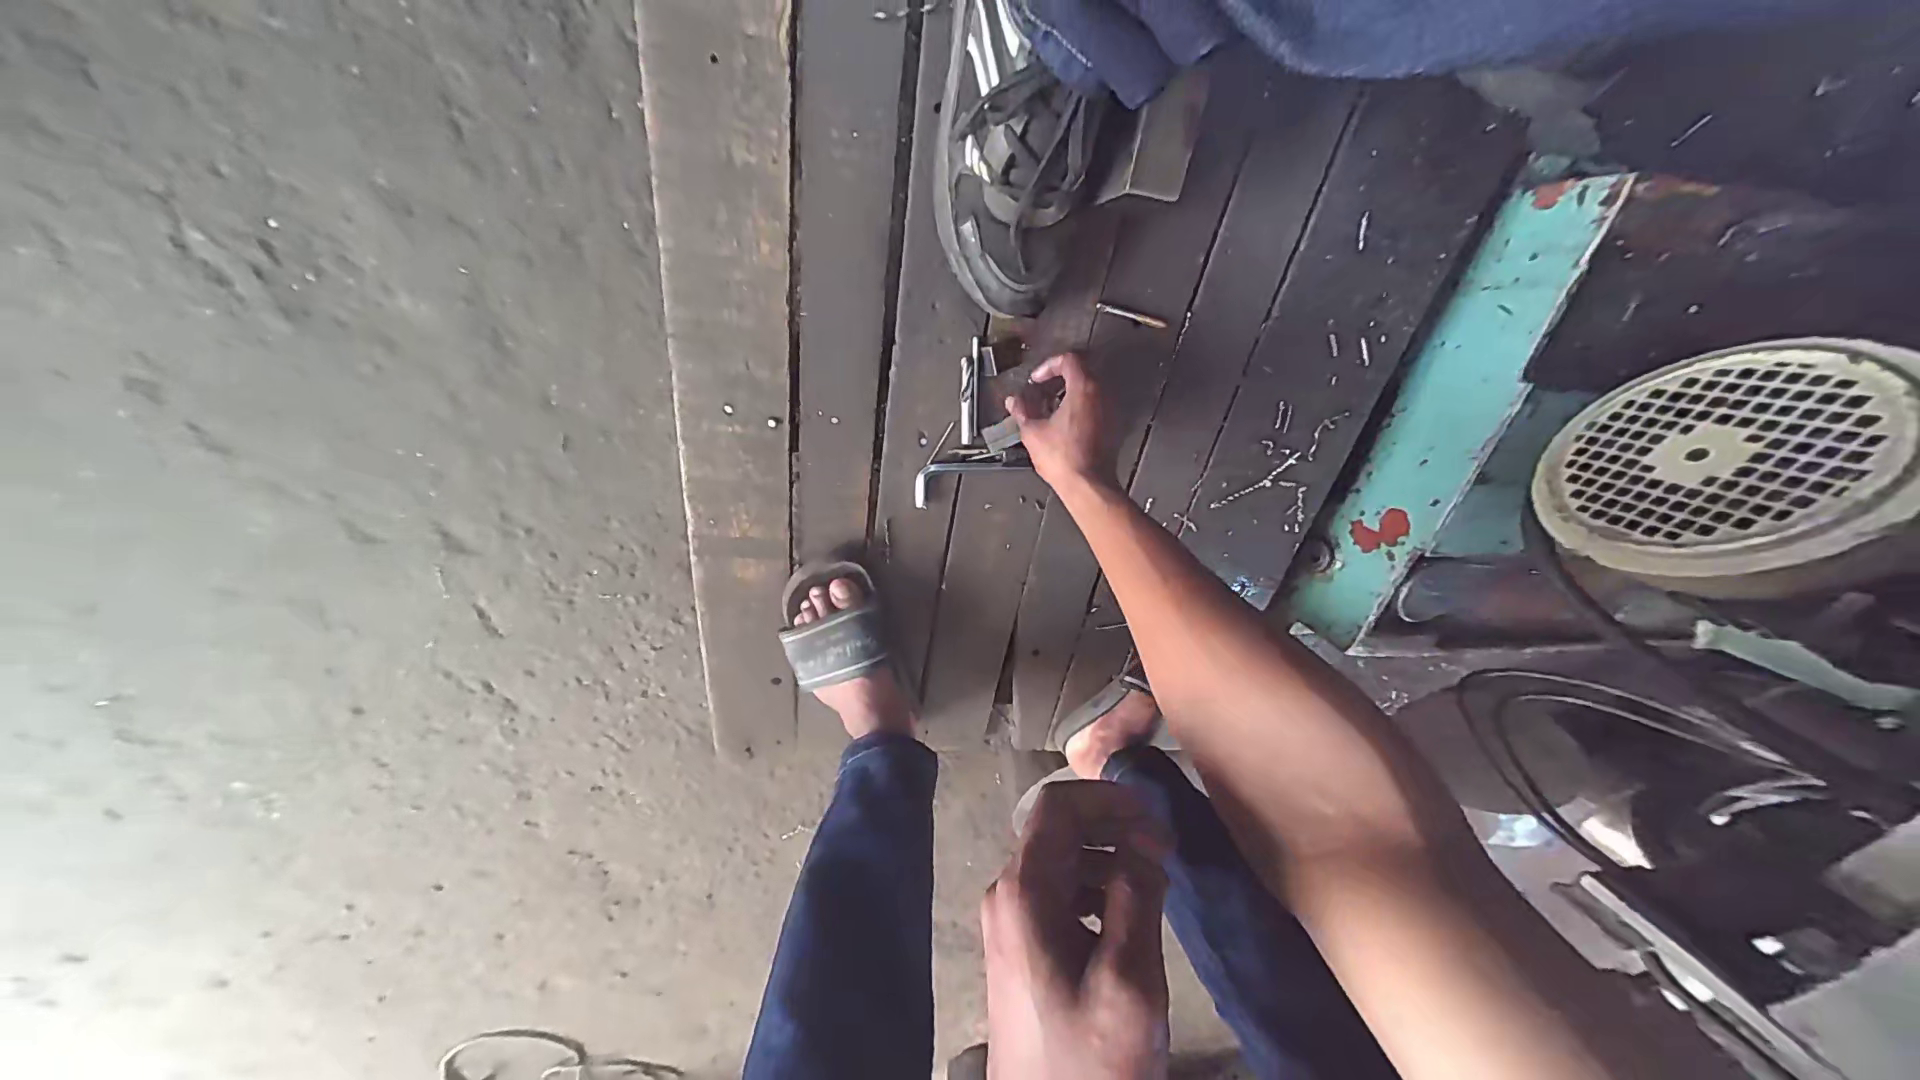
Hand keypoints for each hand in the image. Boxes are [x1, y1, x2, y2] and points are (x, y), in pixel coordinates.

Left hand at [982, 780, 1171, 1079]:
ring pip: (1059, 858)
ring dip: (1106, 854)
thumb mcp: (1127, 983)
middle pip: (1057, 829)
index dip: (1104, 798)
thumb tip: (1142, 841)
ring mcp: (1010, 918)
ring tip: (1153, 876)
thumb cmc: (1089, 1062)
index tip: (1152, 816)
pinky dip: (1094, 884)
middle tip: (1163, 846)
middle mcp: (1007, 892)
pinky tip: (1126, 909)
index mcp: (1024, 891)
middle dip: (1111, 825)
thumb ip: (1136, 900)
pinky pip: (1058, 890)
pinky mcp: (1021, 942)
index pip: (1056, 807)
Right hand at [1005, 352, 1116, 491]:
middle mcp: (1101, 395)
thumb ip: (1022, 411)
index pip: (1069, 360)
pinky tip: (1064, 423)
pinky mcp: (1112, 427)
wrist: (1087, 485)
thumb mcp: (1033, 432)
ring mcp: (1110, 411)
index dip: (1049, 365)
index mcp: (1083, 389)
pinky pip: (1096, 406)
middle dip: (1059, 378)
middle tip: (1042, 390)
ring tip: (1051, 407)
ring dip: (1070, 393)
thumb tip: (1014, 402)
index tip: (1037, 379)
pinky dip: (1080, 407)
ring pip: (1091, 389)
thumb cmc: (1064, 459)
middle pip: (1082, 371)